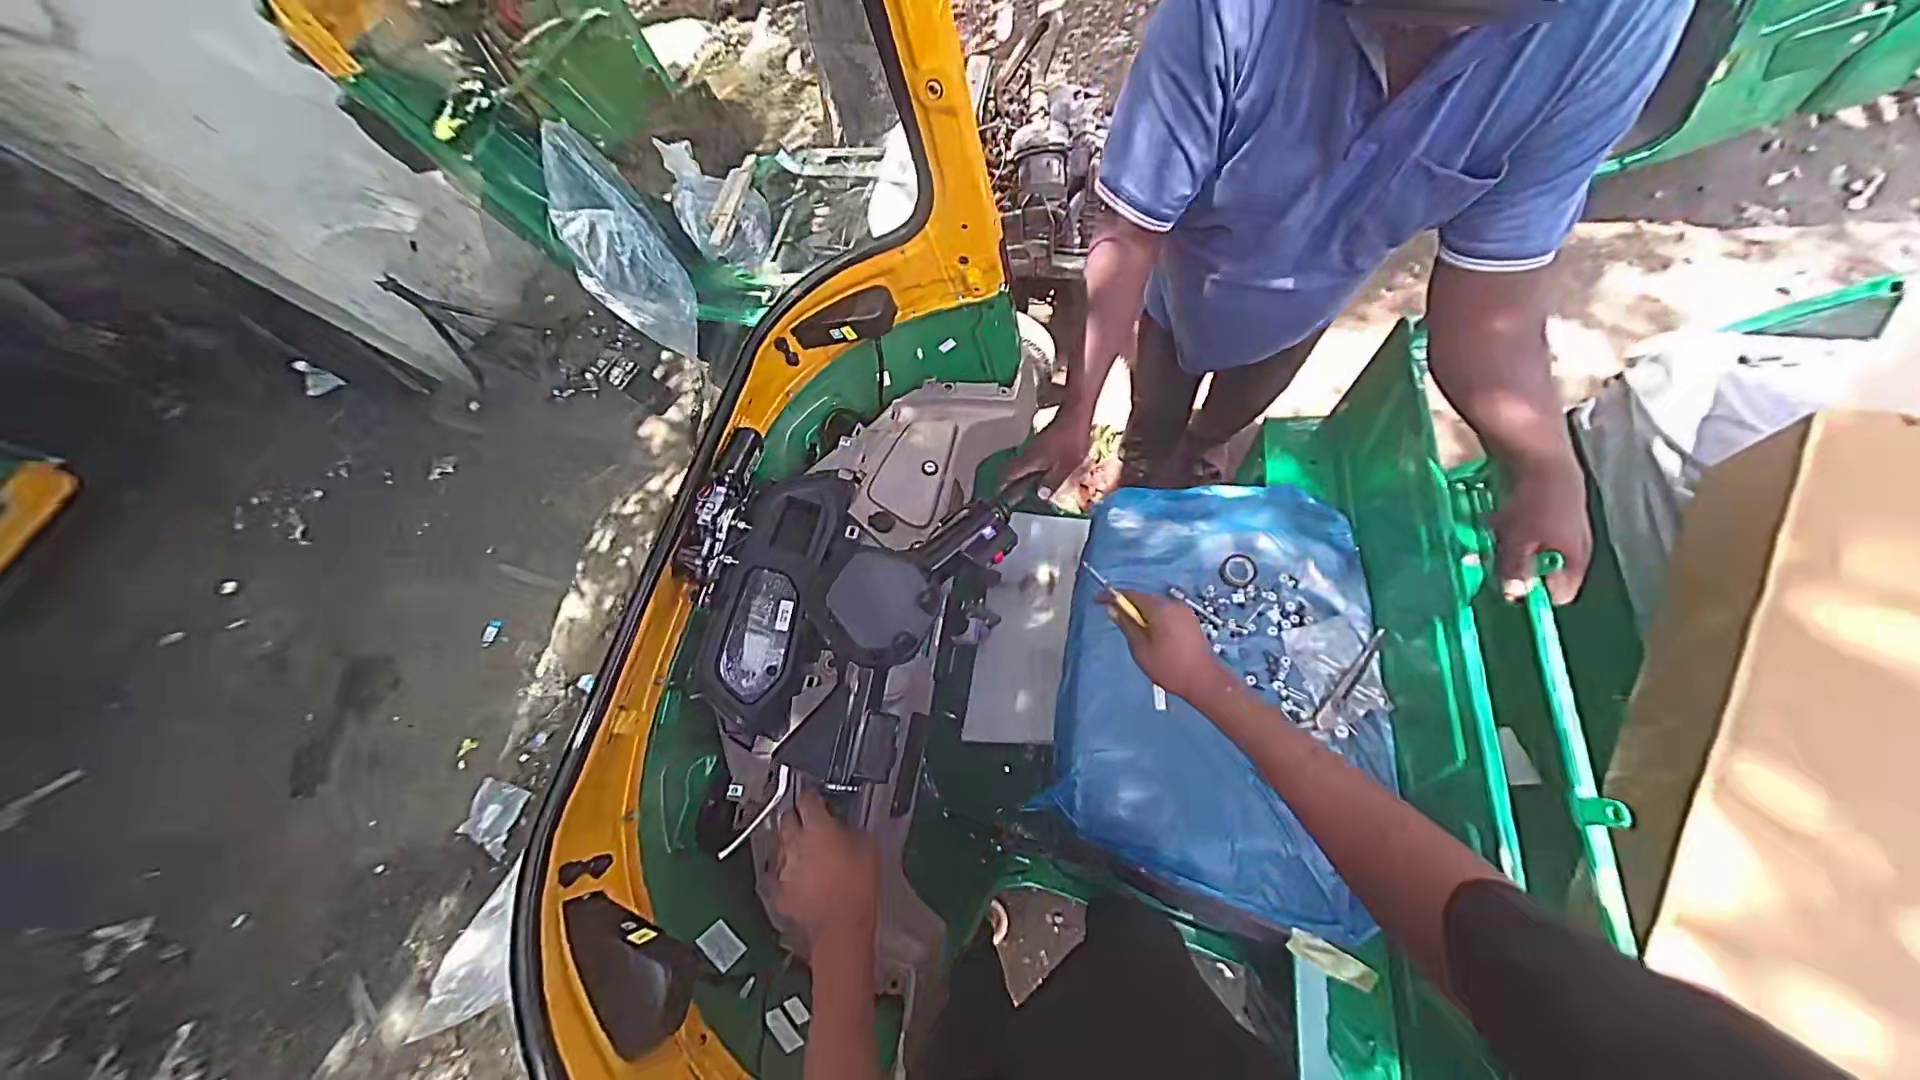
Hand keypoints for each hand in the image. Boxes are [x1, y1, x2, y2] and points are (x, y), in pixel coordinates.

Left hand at [774, 789, 879, 948]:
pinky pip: (778, 874)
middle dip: (797, 818)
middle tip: (811, 824)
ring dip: (791, 845)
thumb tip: (847, 827)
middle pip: (787, 818)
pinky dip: (787, 873)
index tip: (817, 799)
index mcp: (817, 828)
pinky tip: (800, 879)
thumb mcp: (868, 848)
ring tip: (807, 854)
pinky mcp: (777, 893)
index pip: (807, 799)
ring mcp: (782, 869)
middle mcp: (794, 844)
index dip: (813, 797)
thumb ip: (853, 830)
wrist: (841, 931)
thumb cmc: (859, 889)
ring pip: (780, 846)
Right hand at [1004, 411, 1093, 498]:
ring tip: (1026, 486)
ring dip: (1021, 474)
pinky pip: (1031, 457)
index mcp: (1028, 461)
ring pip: (1021, 463)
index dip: (1001, 488)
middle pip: (1011, 469)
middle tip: (1011, 494)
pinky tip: (1041, 471)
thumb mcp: (1064, 467)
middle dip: (1010, 482)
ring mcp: (1033, 445)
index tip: (997, 497)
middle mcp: (1026, 452)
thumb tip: (1041, 496)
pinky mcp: (1042, 440)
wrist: (1074, 414)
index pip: (1006, 476)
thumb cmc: (1069, 440)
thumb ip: (1051, 483)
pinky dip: (1032, 466)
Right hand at [1103, 589, 1228, 701]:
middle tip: (1115, 619)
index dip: (1112, 596)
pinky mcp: (1191, 621)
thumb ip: (1125, 624)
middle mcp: (1173, 604)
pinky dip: (1155, 619)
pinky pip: (1167, 614)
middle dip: (1128, 606)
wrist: (1204, 681)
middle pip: (1144, 599)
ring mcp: (1184, 612)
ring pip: (1156, 607)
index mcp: (1159, 607)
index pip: (1130, 594)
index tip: (1098, 601)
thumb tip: (1112, 608)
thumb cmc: (1168, 666)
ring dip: (1142, 614)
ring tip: (1134, 632)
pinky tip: (1152, 636)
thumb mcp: (1139, 647)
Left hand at [1492, 453, 1590, 604]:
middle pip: (1540, 574)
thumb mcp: (1519, 541)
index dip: (1534, 597)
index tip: (1508, 591)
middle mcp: (1572, 551)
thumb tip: (1514, 597)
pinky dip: (1509, 531)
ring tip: (1499, 531)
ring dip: (1508, 547)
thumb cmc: (1536, 506)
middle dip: (1514, 569)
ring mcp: (1561, 534)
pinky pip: (1524, 535)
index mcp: (1574, 561)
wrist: (1545, 464)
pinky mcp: (1547, 518)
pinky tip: (1499, 519)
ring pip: (1528, 553)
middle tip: (1495, 557)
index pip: (1560, 594)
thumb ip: (1515, 569)